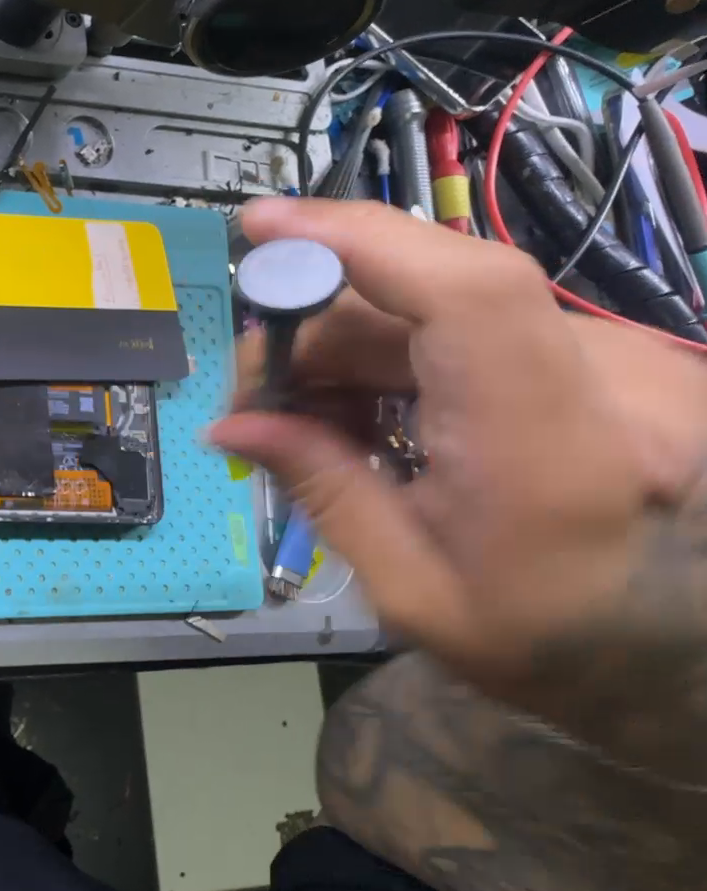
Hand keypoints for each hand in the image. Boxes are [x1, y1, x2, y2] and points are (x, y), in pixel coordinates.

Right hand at [212, 199, 706, 771]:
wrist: (681, 663)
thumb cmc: (547, 644)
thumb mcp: (410, 588)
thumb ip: (322, 489)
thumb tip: (228, 426)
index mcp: (556, 453)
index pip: (466, 294)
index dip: (358, 241)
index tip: (258, 228)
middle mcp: (604, 383)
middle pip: (416, 302)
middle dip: (307, 333)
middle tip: (252, 403)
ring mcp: (613, 362)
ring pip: (431, 312)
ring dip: (343, 353)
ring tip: (307, 425)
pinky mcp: (602, 359)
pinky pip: (465, 330)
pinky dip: (392, 362)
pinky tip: (366, 418)